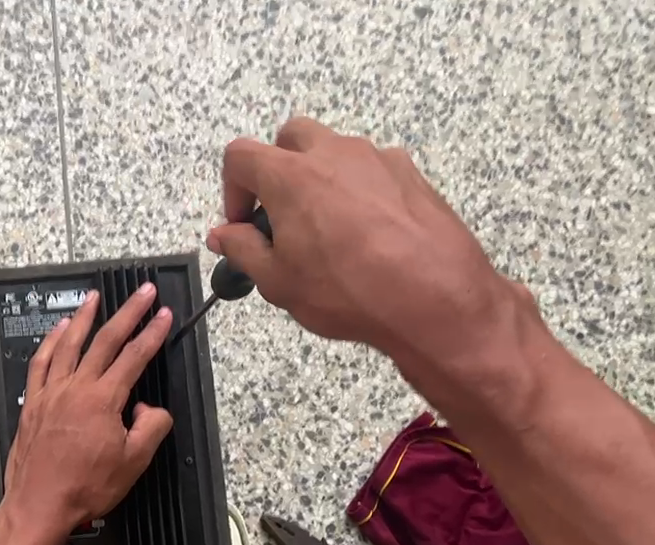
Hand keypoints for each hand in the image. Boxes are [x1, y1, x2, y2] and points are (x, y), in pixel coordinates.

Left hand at [0, 286, 173, 544]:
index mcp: (103, 400)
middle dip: (127, 313)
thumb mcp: (133, 463)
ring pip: (68, 344)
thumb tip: (147, 409)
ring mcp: (50, 394)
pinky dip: (50, 343)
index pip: (134, 357)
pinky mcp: (32, 405)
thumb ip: (151, 428)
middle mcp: (75, 388)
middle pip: (105, 341)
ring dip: (84, 318)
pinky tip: (58, 331)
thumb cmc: (85, 488)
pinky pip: (40, 364)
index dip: (153, 333)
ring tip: (95, 298)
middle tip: (143, 292)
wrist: (39, 505)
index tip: (165, 315)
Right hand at [211, 117, 542, 408]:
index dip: (232, 191)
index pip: (241, 156)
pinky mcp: (407, 172)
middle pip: (290, 138)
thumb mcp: (276, 280)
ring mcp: (375, 159)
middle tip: (277, 218)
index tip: (241, 225)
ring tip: (323, 235)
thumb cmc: (348, 290)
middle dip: (275, 170)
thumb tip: (223, 234)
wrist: (431, 296)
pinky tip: (360, 238)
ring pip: (332, 152)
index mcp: (292, 178)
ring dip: (316, 182)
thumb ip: (243, 249)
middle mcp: (334, 155)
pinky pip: (367, 171)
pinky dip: (353, 193)